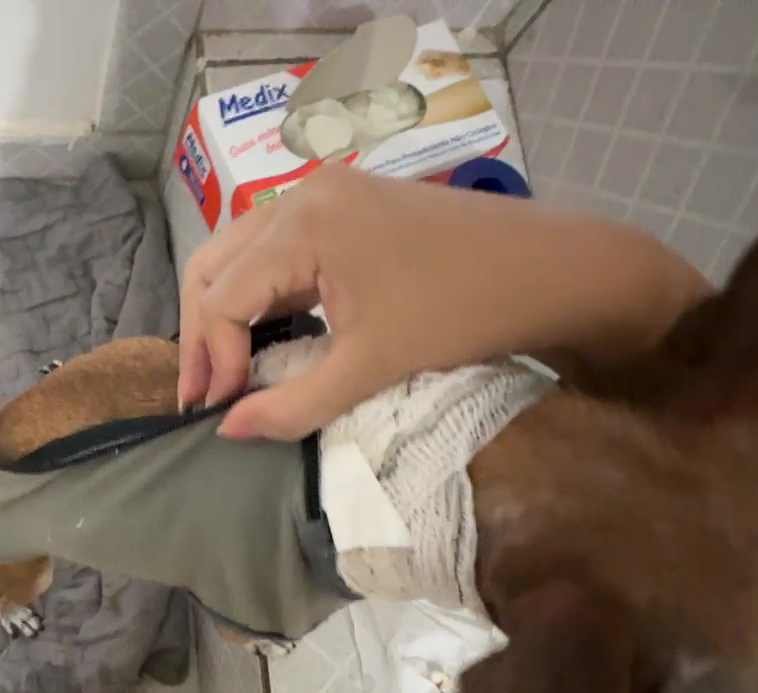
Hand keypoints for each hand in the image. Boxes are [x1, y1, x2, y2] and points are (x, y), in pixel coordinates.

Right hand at [178, 166, 665, 439]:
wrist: (557, 269)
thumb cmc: (466, 313)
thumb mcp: (371, 367)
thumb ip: (291, 406)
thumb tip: (226, 432)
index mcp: (304, 223)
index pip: (221, 297)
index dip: (211, 359)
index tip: (217, 411)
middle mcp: (300, 195)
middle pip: (211, 266)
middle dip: (200, 335)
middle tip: (201, 393)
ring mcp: (320, 195)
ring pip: (234, 256)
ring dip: (221, 314)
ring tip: (223, 371)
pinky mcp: (339, 208)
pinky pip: (270, 252)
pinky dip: (255, 298)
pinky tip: (259, 338)